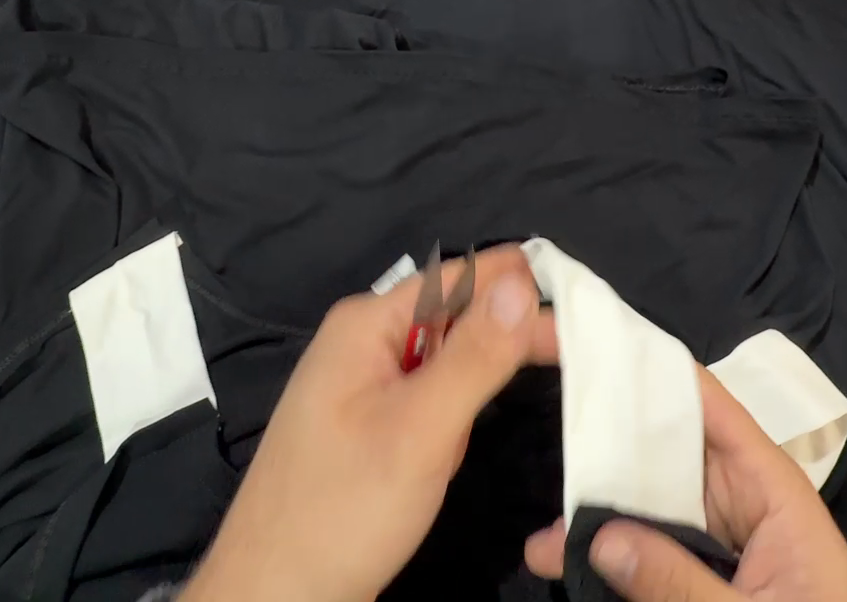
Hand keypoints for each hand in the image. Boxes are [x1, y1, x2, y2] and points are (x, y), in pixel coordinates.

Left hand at [181, 246, 557, 601]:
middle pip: (452, 316)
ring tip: (513, 400)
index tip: (578, 295)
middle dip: (505, 333)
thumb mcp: (422, 429)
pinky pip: (425, 397)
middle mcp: (363, 341)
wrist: (269, 598)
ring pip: (442, 360)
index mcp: (368, 323)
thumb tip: (521, 280)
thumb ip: (475, 355)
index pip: (457, 277)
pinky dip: (451, 413)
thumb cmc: (344, 508)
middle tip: (575, 351)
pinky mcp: (367, 423)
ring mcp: (362, 384)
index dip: (515, 279)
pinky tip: (452, 443)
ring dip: (476, 381)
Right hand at [524, 369, 846, 601]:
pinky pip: (650, 546)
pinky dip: (611, 554)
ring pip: (646, 502)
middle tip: (547, 448)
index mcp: (764, 481)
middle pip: (662, 448)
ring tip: (542, 543)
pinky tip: (567, 564)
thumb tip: (598, 535)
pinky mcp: (703, 568)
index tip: (590, 346)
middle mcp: (735, 492)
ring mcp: (717, 533)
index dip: (649, 367)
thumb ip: (679, 582)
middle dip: (602, 450)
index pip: (704, 400)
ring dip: (596, 515)